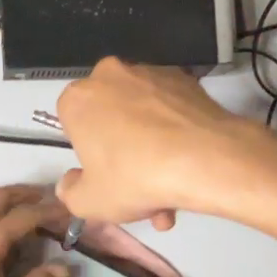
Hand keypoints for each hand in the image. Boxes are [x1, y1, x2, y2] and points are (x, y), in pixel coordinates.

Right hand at [53, 57, 270, 229]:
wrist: (205, 160)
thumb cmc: (134, 178)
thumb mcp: (89, 203)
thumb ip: (70, 193)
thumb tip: (71, 182)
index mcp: (79, 98)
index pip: (71, 122)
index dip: (87, 153)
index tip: (104, 174)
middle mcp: (111, 75)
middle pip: (110, 119)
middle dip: (123, 154)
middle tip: (139, 189)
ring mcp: (152, 73)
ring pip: (143, 118)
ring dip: (152, 152)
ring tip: (170, 196)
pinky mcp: (187, 79)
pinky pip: (171, 112)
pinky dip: (175, 136)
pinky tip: (187, 171)